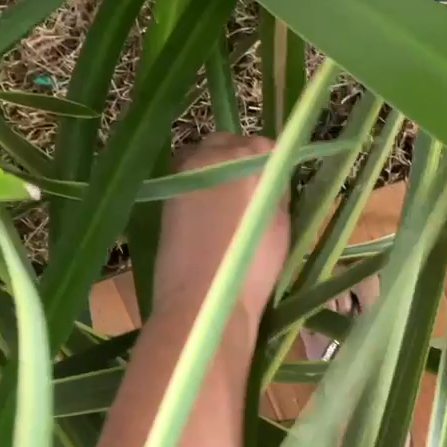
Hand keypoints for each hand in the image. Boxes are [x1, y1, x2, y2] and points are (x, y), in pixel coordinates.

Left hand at [156, 133, 289, 333]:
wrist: (202, 303)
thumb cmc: (253, 264)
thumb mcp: (280, 224)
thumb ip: (276, 190)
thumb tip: (271, 178)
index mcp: (248, 158)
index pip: (265, 145)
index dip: (271, 164)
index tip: (274, 184)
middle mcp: (212, 157)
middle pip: (229, 143)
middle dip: (240, 158)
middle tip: (250, 190)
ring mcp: (183, 176)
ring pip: (203, 158)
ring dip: (216, 169)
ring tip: (227, 202)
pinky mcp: (166, 197)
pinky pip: (187, 179)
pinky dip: (198, 187)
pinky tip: (208, 215)